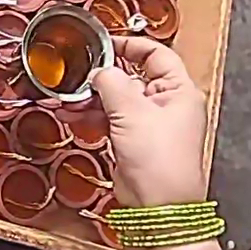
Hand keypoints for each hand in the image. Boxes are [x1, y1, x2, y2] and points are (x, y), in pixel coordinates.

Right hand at [89, 37, 208, 206]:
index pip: (156, 54)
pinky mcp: (134, 141)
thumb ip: (112, 84)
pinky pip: (111, 119)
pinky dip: (94, 115)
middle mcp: (167, 104)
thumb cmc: (159, 159)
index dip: (130, 45)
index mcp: (179, 91)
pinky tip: (74, 113)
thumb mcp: (132, 112)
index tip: (106, 43)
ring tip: (71, 97)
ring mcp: (150, 124)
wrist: (158, 206)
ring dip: (94, 97)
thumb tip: (100, 71)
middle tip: (81, 73)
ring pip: (118, 100)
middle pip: (133, 77)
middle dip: (105, 76)